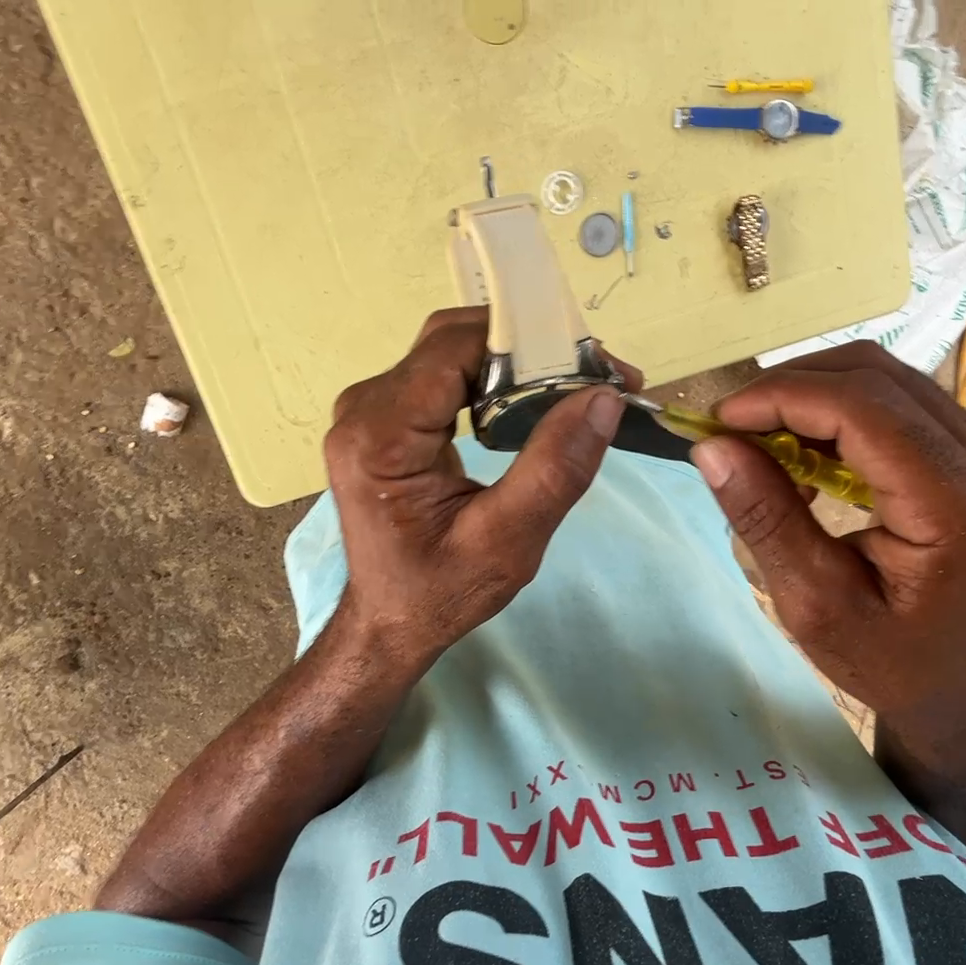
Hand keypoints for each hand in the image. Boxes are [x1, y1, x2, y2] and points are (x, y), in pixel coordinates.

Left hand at [323, 308, 629, 671]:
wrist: (389, 622)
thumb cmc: (440, 592)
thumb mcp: (507, 542)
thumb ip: (554, 470)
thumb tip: (603, 397)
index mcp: (379, 436)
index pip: (456, 349)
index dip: (530, 343)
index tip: (596, 365)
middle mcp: (362, 410)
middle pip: (452, 343)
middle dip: (529, 349)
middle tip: (593, 378)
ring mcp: (367, 411)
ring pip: (449, 354)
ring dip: (514, 363)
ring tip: (571, 390)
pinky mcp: (380, 419)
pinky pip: (441, 377)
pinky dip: (491, 381)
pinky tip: (528, 403)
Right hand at [692, 342, 965, 738]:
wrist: (963, 694)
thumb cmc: (892, 666)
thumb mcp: (815, 606)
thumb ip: (768, 519)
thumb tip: (711, 447)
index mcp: (956, 504)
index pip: (861, 407)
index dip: (779, 398)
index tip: (715, 423)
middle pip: (874, 375)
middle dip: (788, 389)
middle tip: (729, 432)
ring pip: (883, 379)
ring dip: (809, 399)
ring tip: (760, 447)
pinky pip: (895, 404)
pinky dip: (835, 416)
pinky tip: (805, 460)